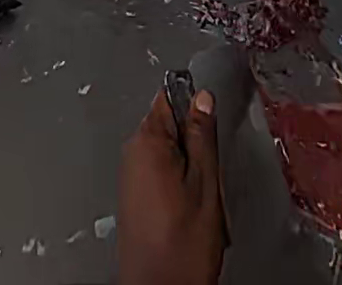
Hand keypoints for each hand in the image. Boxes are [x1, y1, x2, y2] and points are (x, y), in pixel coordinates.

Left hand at [119, 89, 223, 284]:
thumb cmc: (182, 244)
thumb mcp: (204, 183)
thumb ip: (202, 135)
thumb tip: (202, 97)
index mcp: (147, 139)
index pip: (169, 98)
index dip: (193, 106)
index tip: (210, 124)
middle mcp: (133, 150)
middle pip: (170, 126)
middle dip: (194, 145)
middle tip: (209, 175)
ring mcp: (131, 173)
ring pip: (169, 152)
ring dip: (189, 169)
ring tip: (200, 200)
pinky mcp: (134, 194)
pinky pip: (161, 173)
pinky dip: (179, 186)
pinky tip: (188, 213)